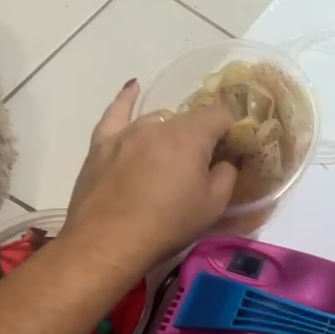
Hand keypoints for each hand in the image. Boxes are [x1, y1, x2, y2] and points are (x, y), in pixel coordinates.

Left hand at [61, 81, 238, 279]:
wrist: (106, 245)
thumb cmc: (167, 225)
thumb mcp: (214, 205)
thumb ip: (226, 174)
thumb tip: (224, 161)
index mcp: (190, 137)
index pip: (220, 115)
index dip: (231, 131)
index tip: (232, 150)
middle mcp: (158, 126)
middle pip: (189, 119)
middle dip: (201, 135)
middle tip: (202, 163)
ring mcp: (126, 133)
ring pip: (158, 120)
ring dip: (170, 132)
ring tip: (171, 157)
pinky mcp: (102, 145)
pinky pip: (115, 114)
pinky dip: (125, 99)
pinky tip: (133, 88)